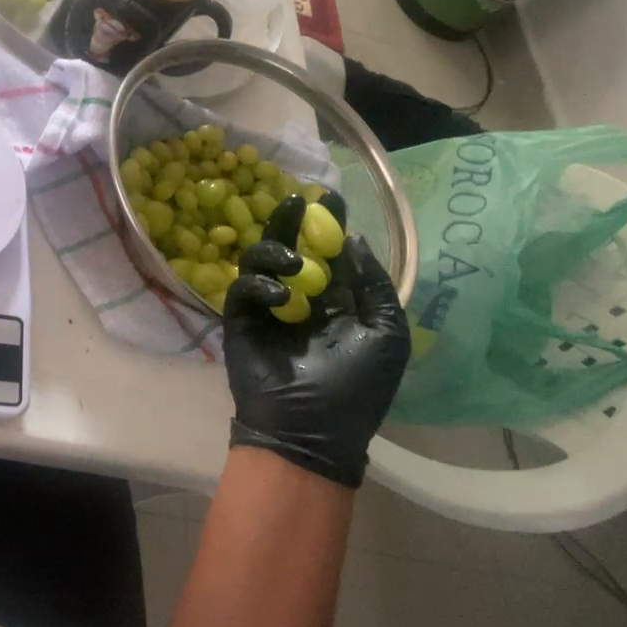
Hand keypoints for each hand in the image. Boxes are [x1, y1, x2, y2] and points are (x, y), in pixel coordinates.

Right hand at [221, 194, 409, 487]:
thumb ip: (373, 285)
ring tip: (298, 263)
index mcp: (336, 301)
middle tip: (298, 200)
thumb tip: (353, 241)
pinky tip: (282, 295)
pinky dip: (261, 283)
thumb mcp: (385, 334)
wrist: (310, 429)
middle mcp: (300, 297)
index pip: (330, 252)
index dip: (330, 224)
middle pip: (290, 245)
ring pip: (261, 259)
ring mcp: (267, 307)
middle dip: (292, 221)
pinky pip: (243, 287)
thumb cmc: (356, 387)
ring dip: (277, 251)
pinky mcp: (240, 318)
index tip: (331, 197)